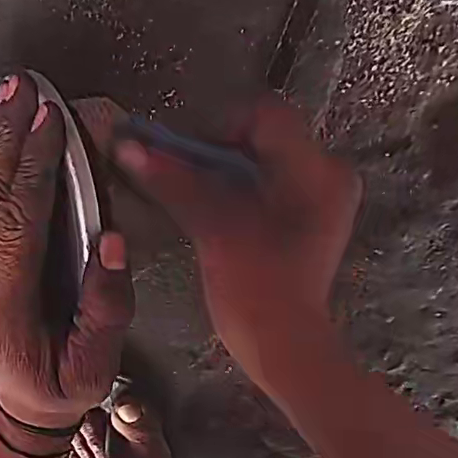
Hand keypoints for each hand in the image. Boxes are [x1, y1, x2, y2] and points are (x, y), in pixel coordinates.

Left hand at [0, 73, 133, 428]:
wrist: (24, 411)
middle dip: (9, 140)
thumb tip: (110, 244)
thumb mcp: (95, 365)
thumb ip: (105, 307)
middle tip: (23, 91)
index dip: (37, 169)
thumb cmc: (62, 390)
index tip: (50, 123)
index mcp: (4, 313)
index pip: (20, 225)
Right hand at [88, 95, 358, 384]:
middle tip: (184, 174)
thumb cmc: (255, 290)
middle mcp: (327, 175)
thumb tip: (129, 148)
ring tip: (197, 195)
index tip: (185, 155)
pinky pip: (269, 184)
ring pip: (262, 161)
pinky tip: (216, 209)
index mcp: (315, 170)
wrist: (282, 343)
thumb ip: (174, 181)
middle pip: (262, 137)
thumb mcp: (213, 227)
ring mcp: (322, 198)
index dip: (217, 126)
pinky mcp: (310, 218)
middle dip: (216, 151)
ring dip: (223, 171)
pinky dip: (238, 188)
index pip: (264, 114)